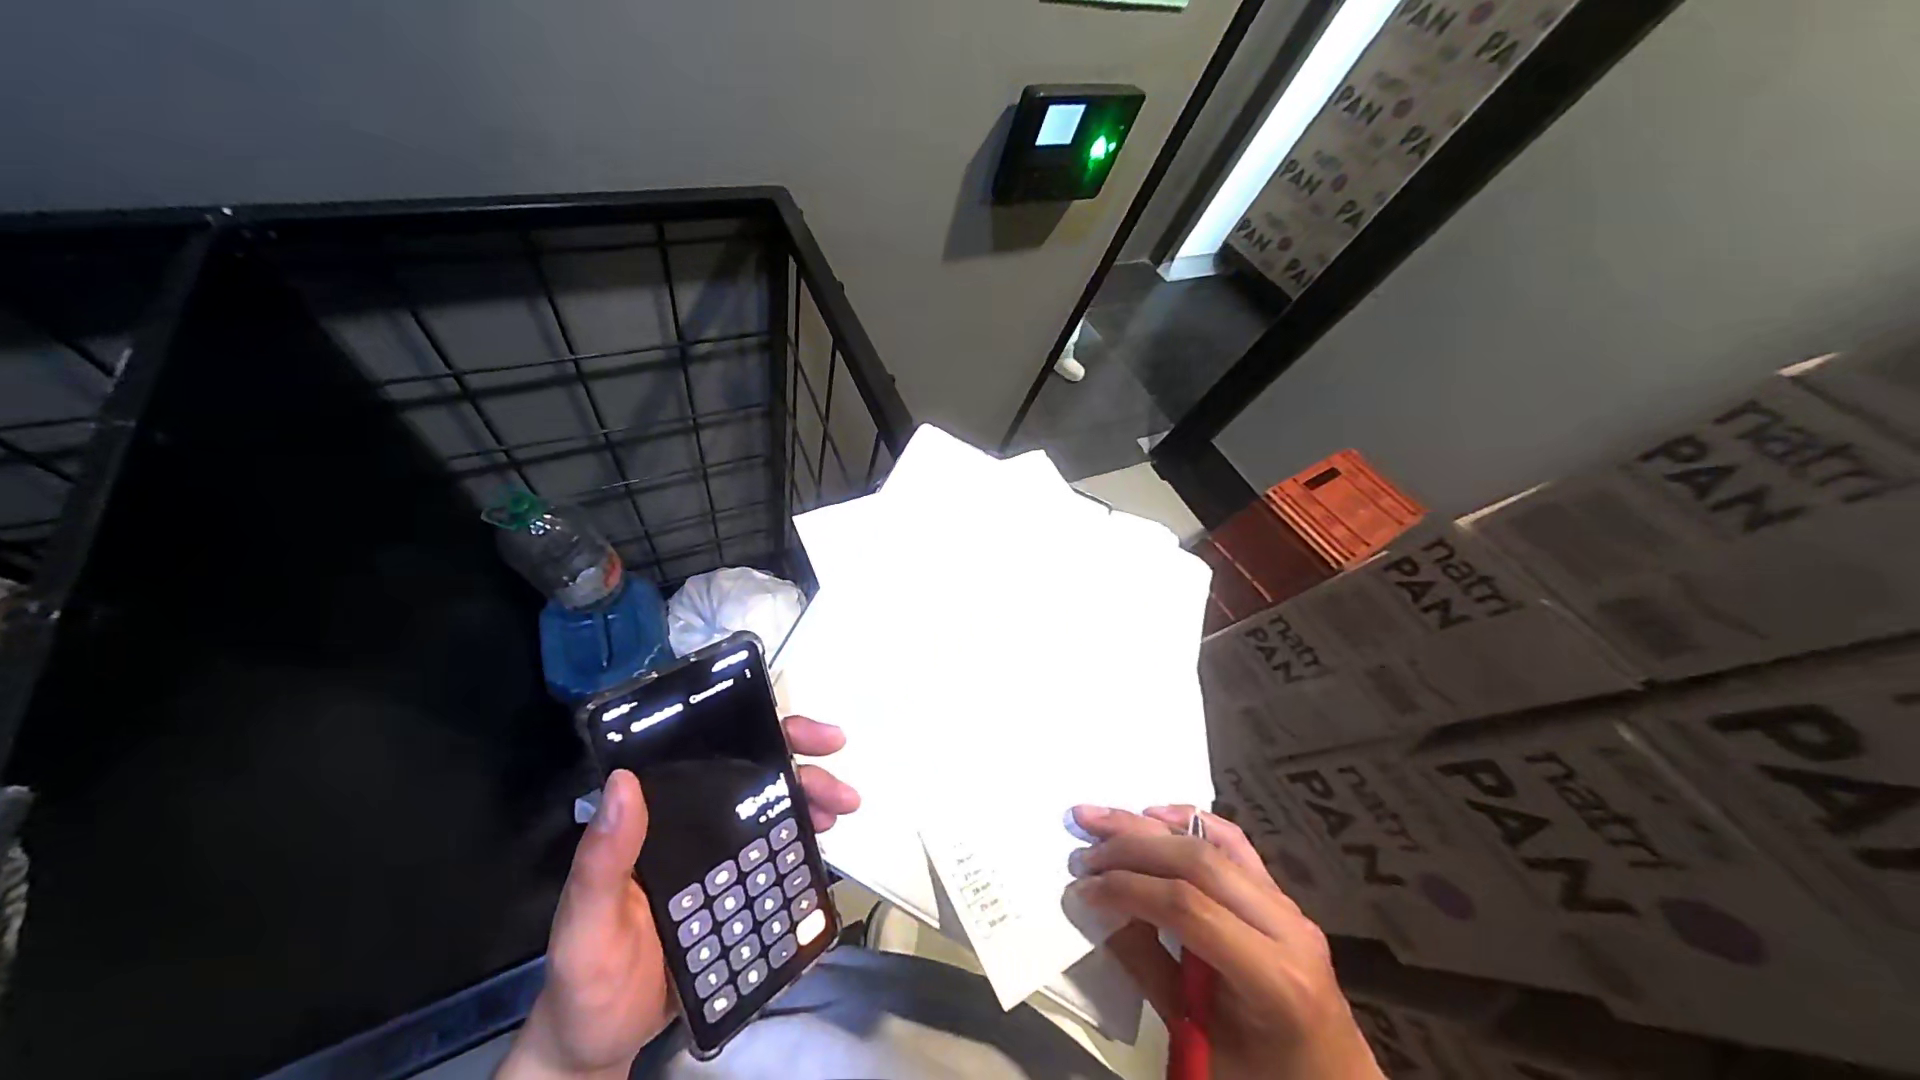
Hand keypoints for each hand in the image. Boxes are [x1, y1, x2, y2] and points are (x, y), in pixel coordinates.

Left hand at [498, 716, 859, 1078]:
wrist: (598, 1047)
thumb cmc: (585, 980)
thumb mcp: (584, 923)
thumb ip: (602, 862)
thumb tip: (625, 782)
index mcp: (657, 820)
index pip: (711, 759)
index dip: (762, 737)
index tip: (807, 735)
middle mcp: (691, 829)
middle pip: (756, 782)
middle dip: (805, 774)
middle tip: (841, 792)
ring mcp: (717, 863)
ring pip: (773, 817)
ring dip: (812, 806)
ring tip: (840, 813)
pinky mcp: (736, 897)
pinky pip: (776, 863)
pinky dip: (802, 851)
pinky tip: (821, 853)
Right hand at [1069, 804, 1383, 1079]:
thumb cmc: (1264, 1078)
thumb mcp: (1199, 1039)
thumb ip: (1148, 968)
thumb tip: (1101, 910)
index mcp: (1273, 977)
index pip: (1188, 907)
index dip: (1128, 890)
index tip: (1083, 890)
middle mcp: (1287, 927)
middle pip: (1199, 862)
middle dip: (1132, 848)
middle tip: (1084, 849)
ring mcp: (1288, 905)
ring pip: (1213, 843)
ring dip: (1150, 827)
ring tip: (1101, 818)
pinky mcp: (1280, 895)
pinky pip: (1234, 844)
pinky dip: (1190, 822)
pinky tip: (1155, 814)